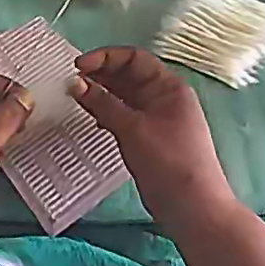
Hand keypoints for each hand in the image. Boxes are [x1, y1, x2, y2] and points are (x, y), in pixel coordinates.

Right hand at [69, 47, 233, 218]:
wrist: (193, 208)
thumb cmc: (169, 161)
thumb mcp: (133, 129)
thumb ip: (102, 103)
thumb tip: (75, 84)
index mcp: (168, 87)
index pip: (134, 58)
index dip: (105, 57)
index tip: (77, 66)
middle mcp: (163, 97)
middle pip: (128, 75)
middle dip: (99, 74)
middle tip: (71, 80)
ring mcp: (156, 117)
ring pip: (123, 95)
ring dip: (100, 93)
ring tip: (75, 95)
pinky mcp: (147, 136)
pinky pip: (123, 113)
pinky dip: (105, 111)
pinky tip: (91, 116)